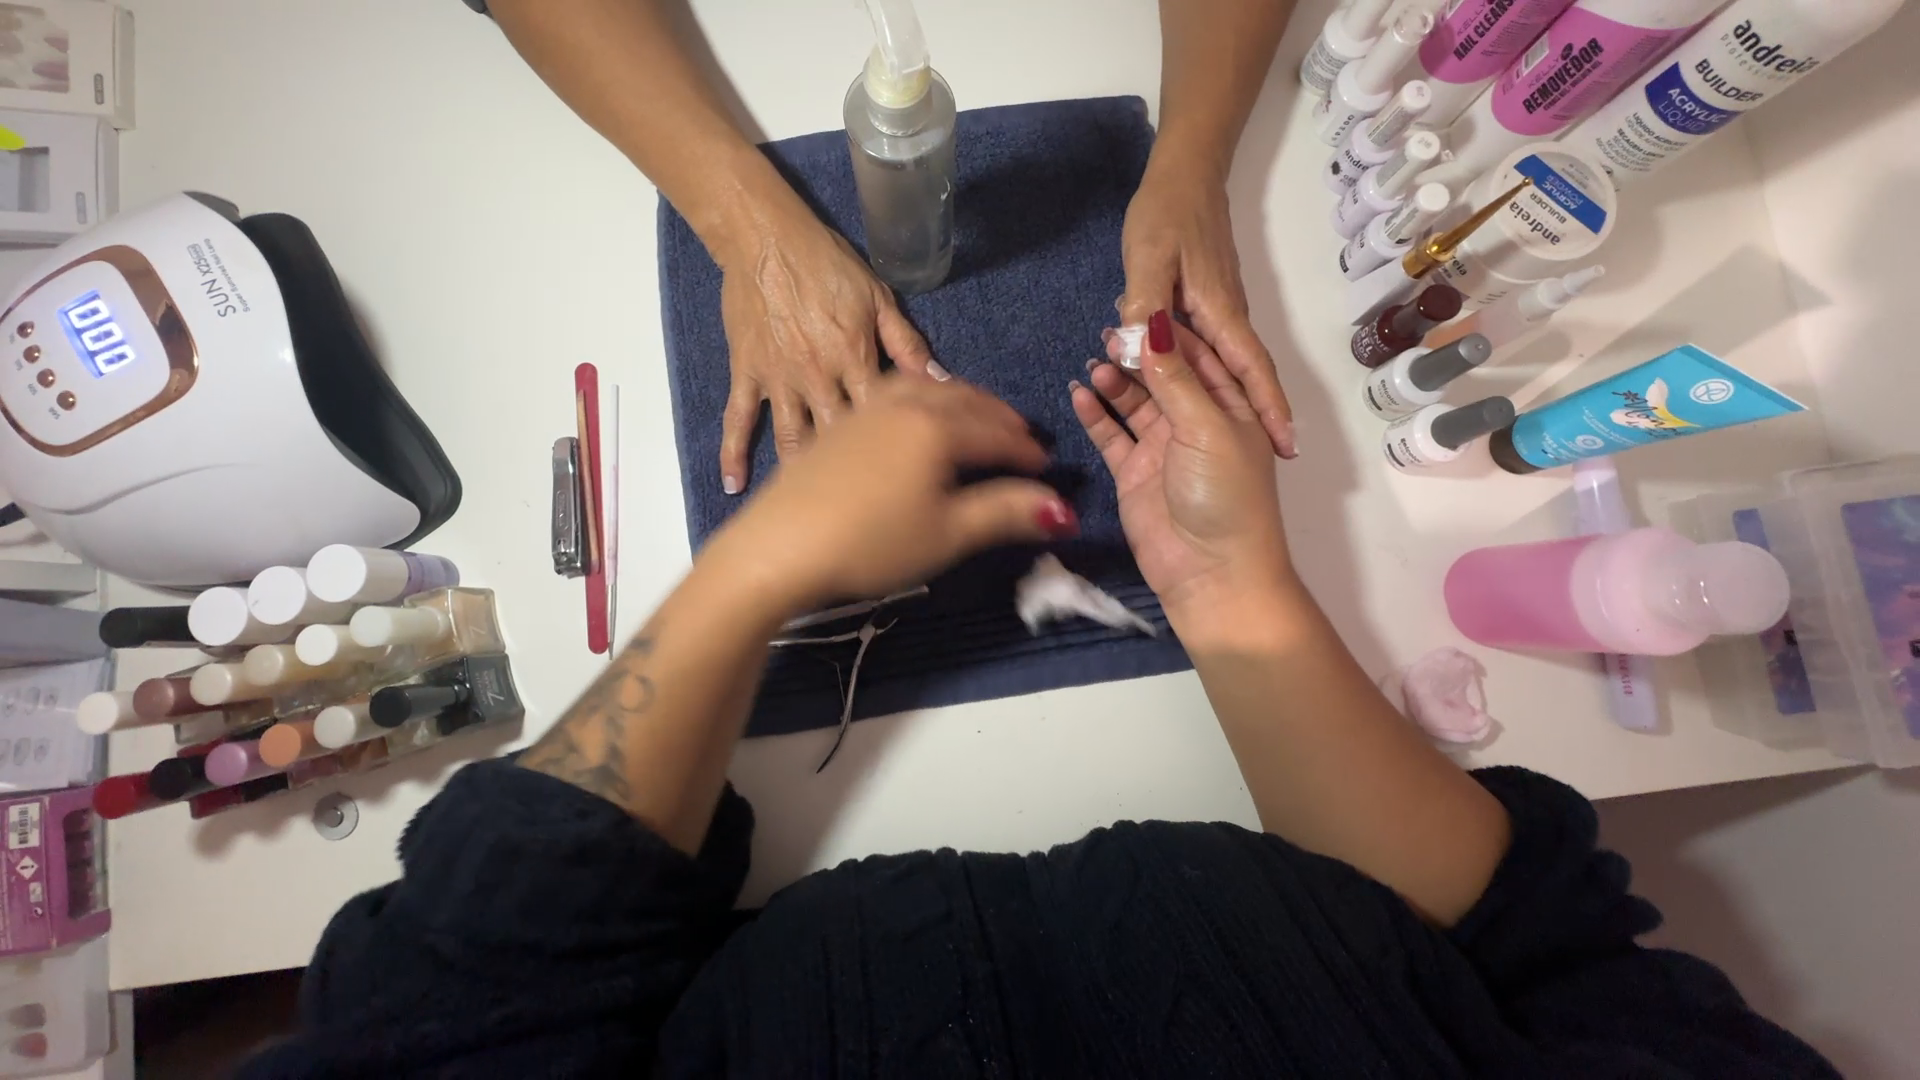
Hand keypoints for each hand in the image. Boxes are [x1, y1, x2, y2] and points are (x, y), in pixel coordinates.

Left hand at [706, 375, 1076, 615]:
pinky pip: (895, 394)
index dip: (1026, 452)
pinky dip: (924, 399)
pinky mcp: (840, 424)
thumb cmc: (872, 542)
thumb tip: (1062, 509)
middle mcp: (905, 404)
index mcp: (938, 428)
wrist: (779, 545)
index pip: (996, 433)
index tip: (1048, 468)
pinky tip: (916, 418)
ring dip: (962, 402)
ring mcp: (866, 409)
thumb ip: (1005, 514)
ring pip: (928, 390)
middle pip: (966, 401)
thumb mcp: (948, 534)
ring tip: (976, 420)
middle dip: (1000, 419)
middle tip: (1023, 439)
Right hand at [716, 213, 940, 494]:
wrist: (765, 239)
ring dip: (802, 476)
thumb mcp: (879, 297)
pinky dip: (732, 453)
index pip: (885, 416)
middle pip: (839, 439)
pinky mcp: (746, 375)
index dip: (902, 449)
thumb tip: (941, 381)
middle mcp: (818, 378)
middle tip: (863, 515)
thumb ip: (907, 344)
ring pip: (792, 438)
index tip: (914, 484)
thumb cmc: (828, 264)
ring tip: (808, 514)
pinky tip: (733, 486)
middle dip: (853, 478)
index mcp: (855, 360)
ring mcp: (779, 381)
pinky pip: (739, 419)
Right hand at [1073, 310, 1296, 630]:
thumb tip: (1151, 327)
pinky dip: (1096, 415)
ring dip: (1115, 382)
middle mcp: (1196, 422)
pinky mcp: (1134, 474)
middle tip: (1106, 328)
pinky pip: (1112, 436)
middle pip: (1164, 376)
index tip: (1139, 303)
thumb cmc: (1223, 494)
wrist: (1209, 572)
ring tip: (1092, 361)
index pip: (1200, 356)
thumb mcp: (1207, 428)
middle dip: (1138, 352)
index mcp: (1230, 407)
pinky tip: (1079, 393)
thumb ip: (1176, 379)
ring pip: (1135, 404)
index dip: (1171, 330)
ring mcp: (1162, 449)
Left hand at [1115, 158, 1295, 458]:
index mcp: (1219, 313)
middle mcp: (1226, 317)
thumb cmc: (1166, 215)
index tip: (1285, 446)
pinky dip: (1190, 372)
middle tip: (1257, 458)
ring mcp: (1217, 309)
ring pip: (1218, 364)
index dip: (1268, 408)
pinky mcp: (1203, 302)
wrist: (1183, 173)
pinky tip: (1171, 387)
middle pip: (1242, 376)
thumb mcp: (1147, 260)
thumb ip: (1143, 305)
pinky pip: (1199, 348)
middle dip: (1254, 416)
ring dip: (1219, 397)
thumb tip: (1140, 354)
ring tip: (1210, 436)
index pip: (1250, 369)